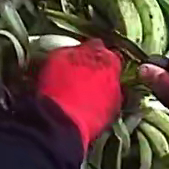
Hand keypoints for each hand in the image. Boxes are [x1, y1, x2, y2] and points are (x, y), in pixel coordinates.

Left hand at [32, 39, 123, 153]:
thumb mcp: (113, 105)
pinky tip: (57, 79)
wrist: (63, 120)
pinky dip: (58, 65)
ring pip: (76, 50)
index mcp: (112, 64)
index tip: (104, 76)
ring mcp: (73, 52)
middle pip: (95, 48)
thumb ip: (114, 88)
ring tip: (70, 78)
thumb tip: (112, 86)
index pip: (113, 58)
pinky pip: (59, 56)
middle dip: (91, 58)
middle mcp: (94, 52)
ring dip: (74, 61)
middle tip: (86, 73)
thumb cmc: (90, 118)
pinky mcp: (55, 56)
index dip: (108, 67)